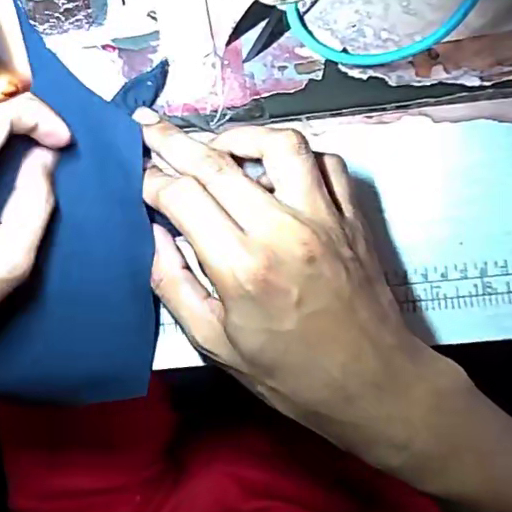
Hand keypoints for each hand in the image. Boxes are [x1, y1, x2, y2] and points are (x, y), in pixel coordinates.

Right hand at [136, 110, 474, 473]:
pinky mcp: (352, 215)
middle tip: (150, 127)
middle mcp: (282, 229)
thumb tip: (156, 232)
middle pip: (218, 162)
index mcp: (241, 267)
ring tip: (218, 147)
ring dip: (240, 137)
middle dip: (174, 140)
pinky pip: (326, 161)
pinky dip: (296, 156)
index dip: (151, 180)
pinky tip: (276, 171)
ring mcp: (324, 216)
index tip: (138, 176)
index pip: (183, 197)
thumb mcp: (216, 344)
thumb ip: (174, 284)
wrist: (373, 384)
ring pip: (280, 144)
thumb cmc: (289, 374)